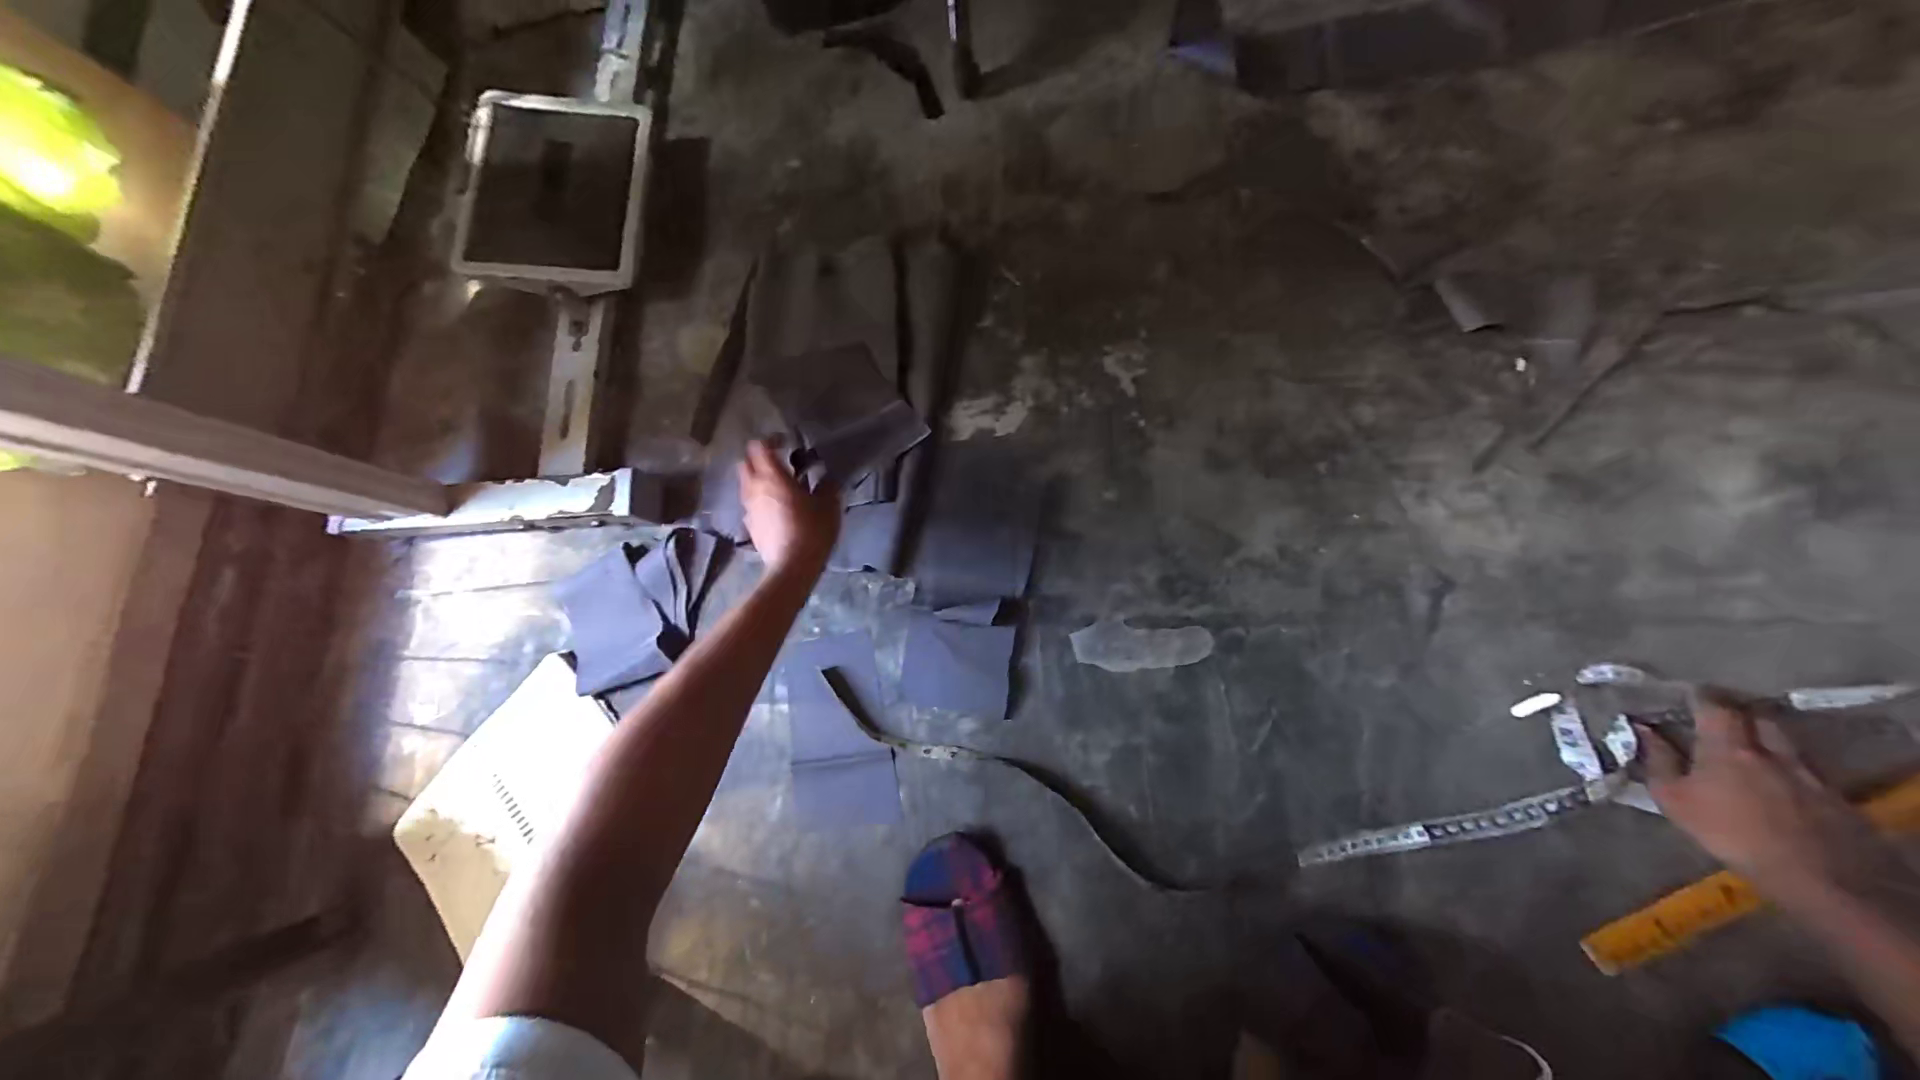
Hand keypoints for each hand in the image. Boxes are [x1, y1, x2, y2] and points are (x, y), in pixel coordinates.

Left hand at [738, 440, 839, 574]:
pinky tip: (776, 509)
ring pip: (746, 483)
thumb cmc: (812, 531)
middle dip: (759, 458)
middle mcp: (754, 488)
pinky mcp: (749, 525)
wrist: (791, 567)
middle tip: (779, 464)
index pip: (760, 446)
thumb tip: (826, 477)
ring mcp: (748, 507)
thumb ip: (826, 486)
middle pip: (746, 462)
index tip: (786, 443)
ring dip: (758, 479)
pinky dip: (759, 499)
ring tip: (778, 487)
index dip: (771, 440)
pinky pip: (750, 503)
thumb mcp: (828, 506)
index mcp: (772, 477)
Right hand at [1640, 689, 1883, 906]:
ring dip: (1767, 738)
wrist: (1818, 877)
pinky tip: (1778, 781)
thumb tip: (1642, 729)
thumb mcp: (1674, 798)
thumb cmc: (1729, 832)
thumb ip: (1657, 760)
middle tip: (1721, 717)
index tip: (1688, 692)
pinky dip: (1788, 766)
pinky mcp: (1835, 797)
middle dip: (1740, 712)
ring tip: (1749, 747)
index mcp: (1728, 747)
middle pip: (1759, 718)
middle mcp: (1772, 752)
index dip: (1701, 695)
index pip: (1715, 707)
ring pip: (1787, 743)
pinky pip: (1806, 769)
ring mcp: (1809, 774)